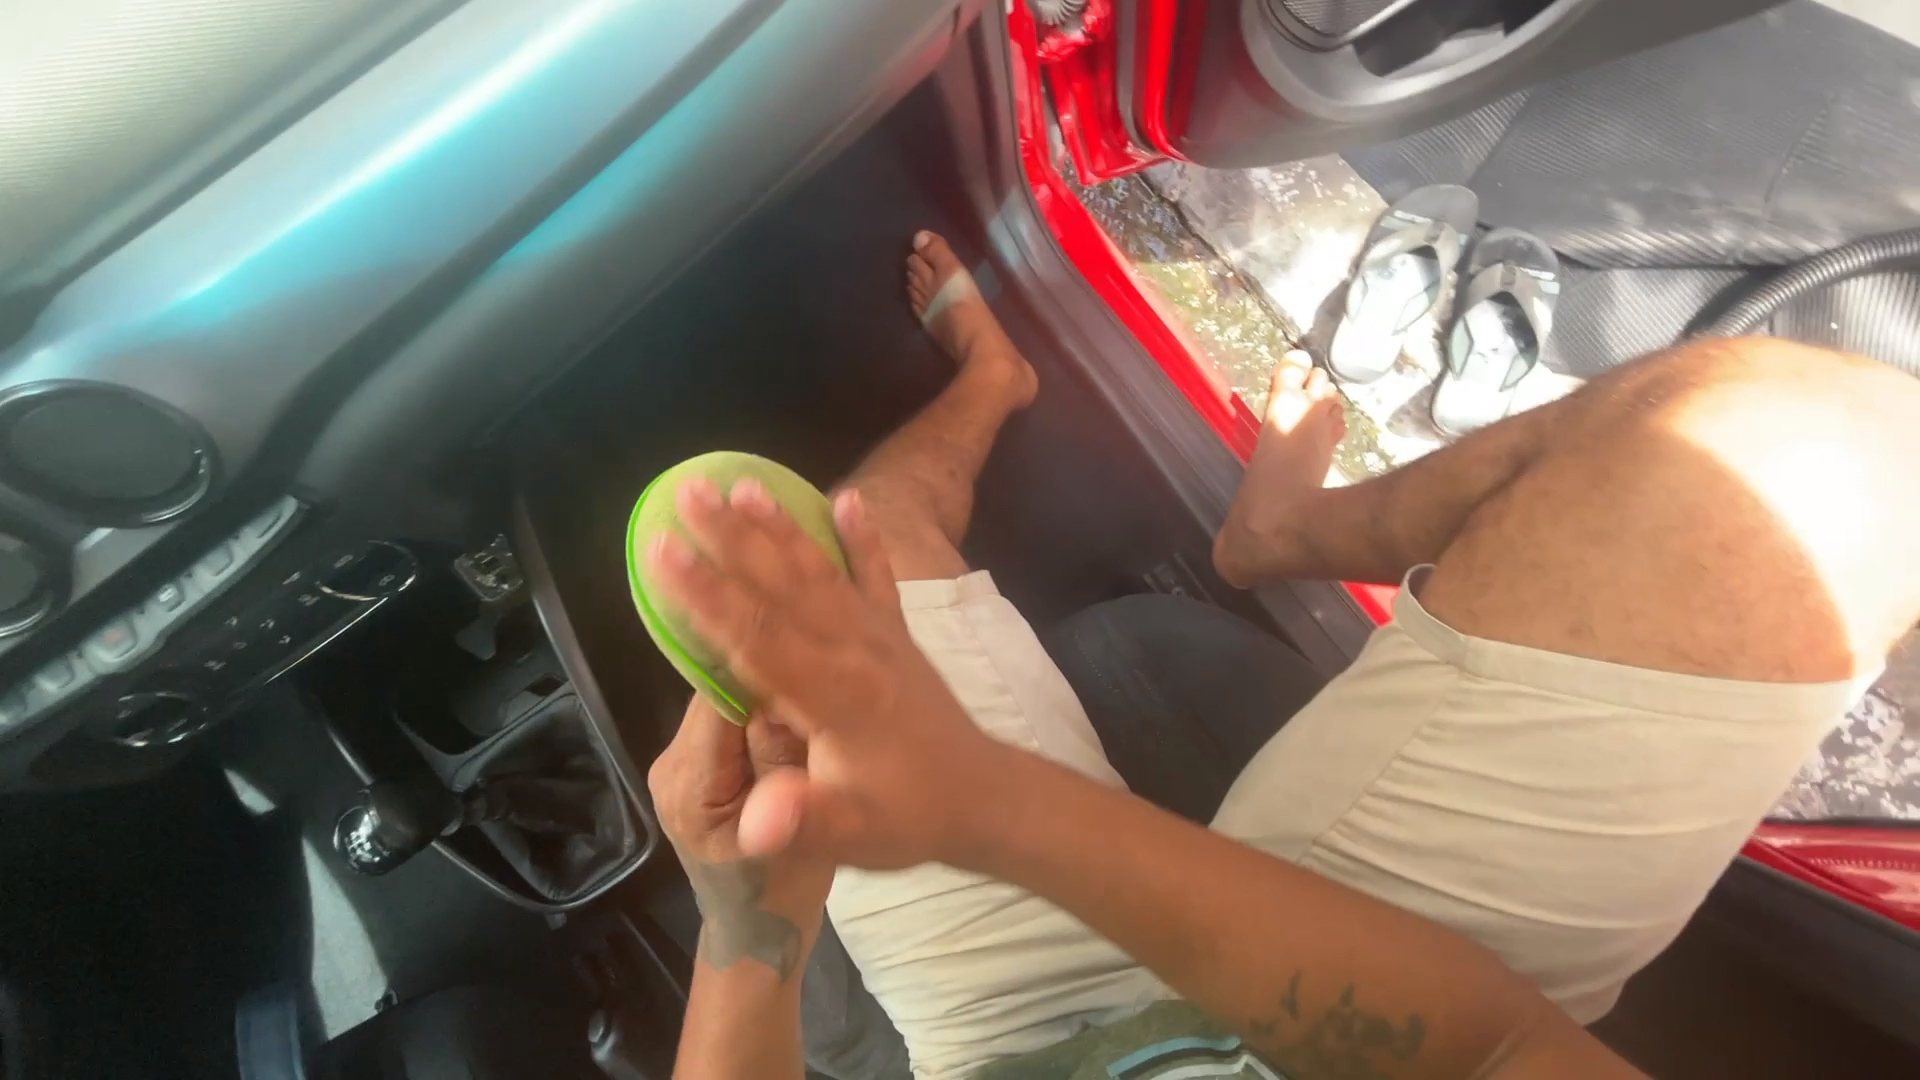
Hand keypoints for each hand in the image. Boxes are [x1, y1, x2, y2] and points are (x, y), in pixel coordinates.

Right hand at [647, 476, 1012, 870]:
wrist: (984, 794)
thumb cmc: (909, 815)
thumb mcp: (853, 837)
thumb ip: (802, 822)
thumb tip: (753, 824)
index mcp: (835, 695)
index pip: (758, 635)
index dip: (706, 594)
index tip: (662, 548)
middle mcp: (856, 649)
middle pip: (787, 586)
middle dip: (734, 538)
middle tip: (691, 491)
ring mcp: (880, 634)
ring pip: (823, 572)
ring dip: (783, 527)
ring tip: (747, 484)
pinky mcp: (898, 632)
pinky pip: (879, 576)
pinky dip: (863, 537)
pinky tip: (849, 497)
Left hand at [647, 695, 831, 979]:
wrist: (755, 933)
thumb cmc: (782, 890)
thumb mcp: (799, 821)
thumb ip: (784, 750)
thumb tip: (787, 680)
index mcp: (691, 784)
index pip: (720, 698)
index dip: (764, 670)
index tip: (811, 659)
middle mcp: (671, 763)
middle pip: (720, 691)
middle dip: (768, 679)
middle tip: (820, 679)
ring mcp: (678, 761)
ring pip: (726, 698)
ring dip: (767, 693)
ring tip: (813, 694)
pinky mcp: (695, 761)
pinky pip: (729, 716)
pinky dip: (762, 711)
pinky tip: (795, 717)